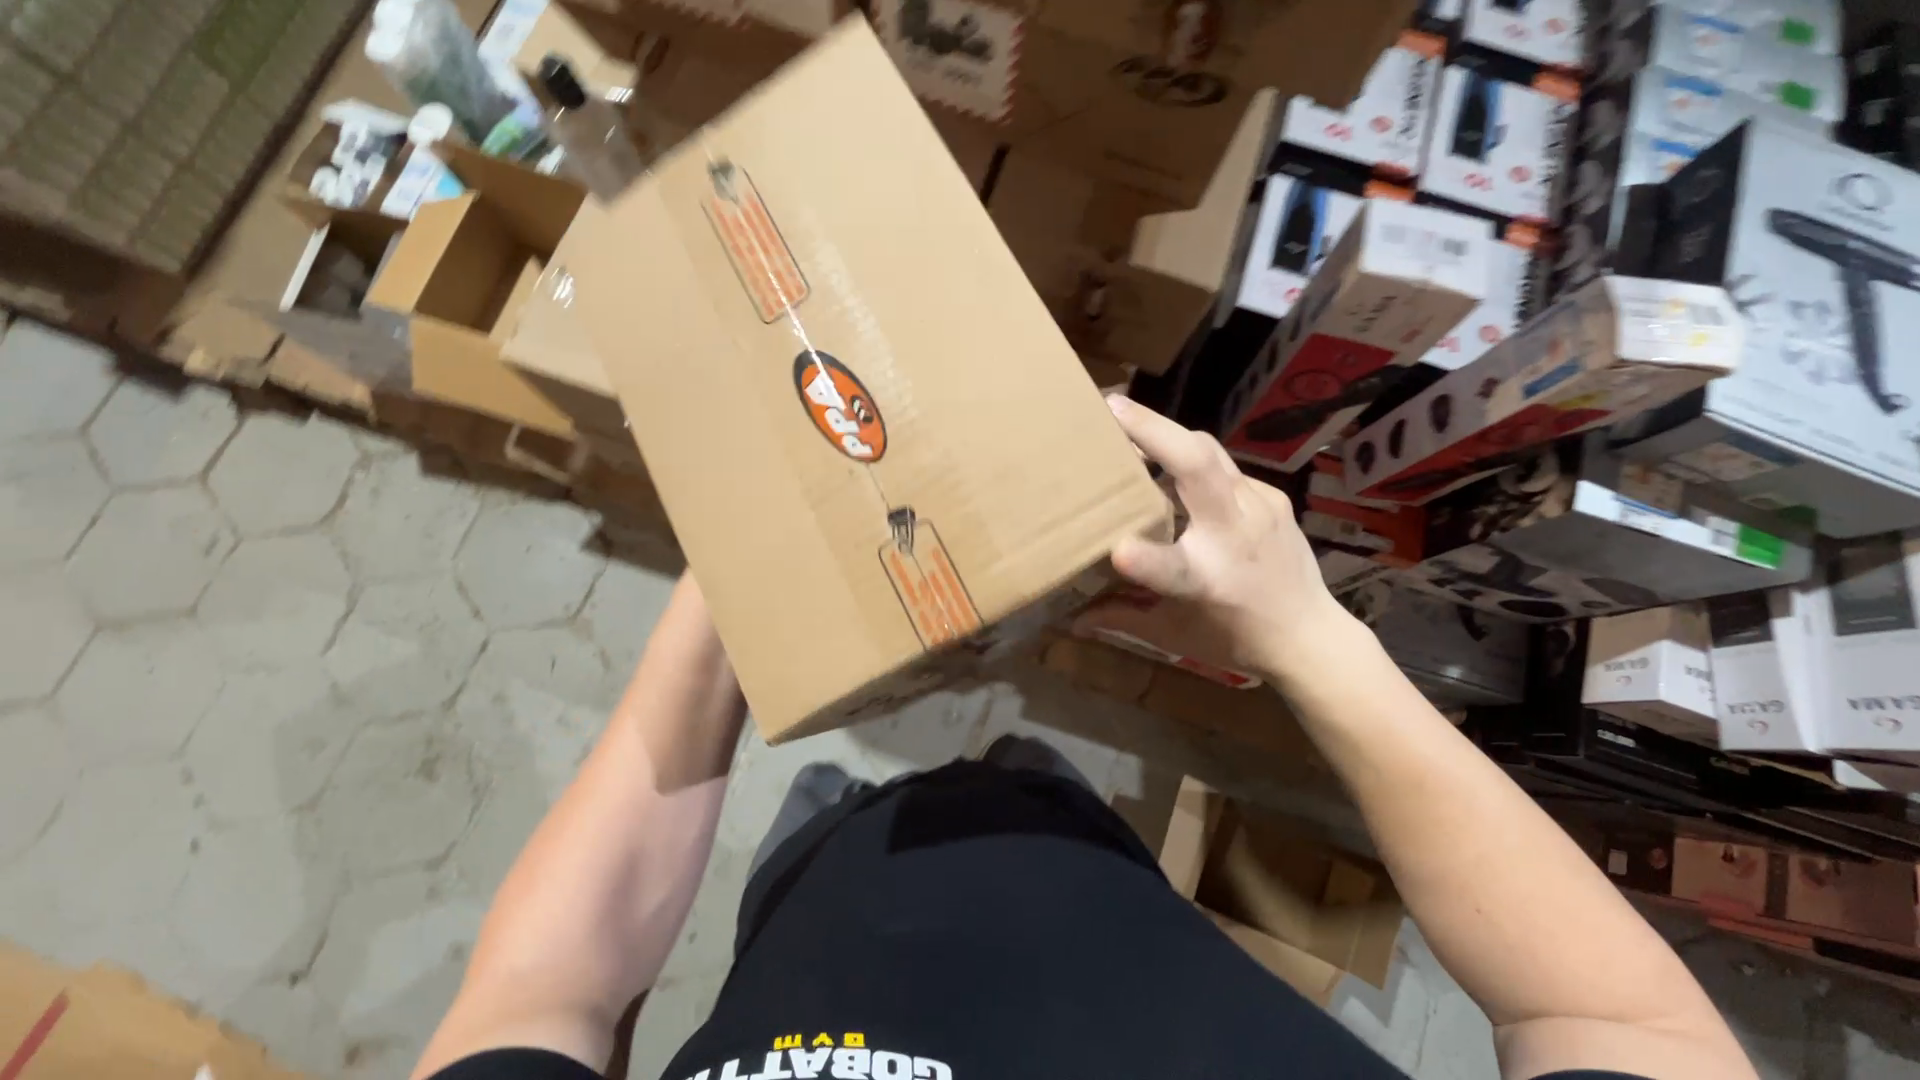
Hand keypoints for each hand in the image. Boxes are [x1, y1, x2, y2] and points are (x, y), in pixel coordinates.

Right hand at [1099, 396, 1361, 684]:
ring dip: (1168, 435)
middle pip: (1199, 467)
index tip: (1118, 549)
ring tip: (1129, 423)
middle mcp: (1235, 537)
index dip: (1143, 559)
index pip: (1171, 570)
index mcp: (1206, 581)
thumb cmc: (1235, 639)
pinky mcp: (1274, 497)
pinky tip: (1172, 469)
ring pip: (1209, 453)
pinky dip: (1192, 462)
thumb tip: (1072, 619)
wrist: (1311, 635)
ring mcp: (1260, 508)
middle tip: (1110, 407)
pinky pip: (1224, 468)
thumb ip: (1120, 617)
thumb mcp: (1173, 634)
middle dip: (1154, 431)